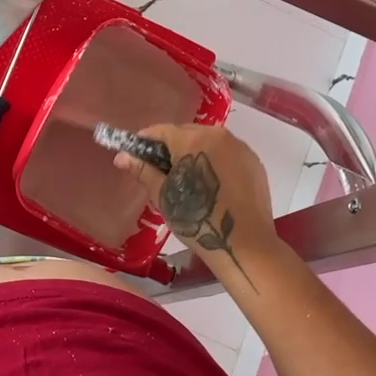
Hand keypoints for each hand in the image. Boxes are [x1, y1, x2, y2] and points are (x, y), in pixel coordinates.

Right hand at [114, 124, 281, 284]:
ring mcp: (239, 147)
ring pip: (208, 142)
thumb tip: (121, 157)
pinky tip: (213, 186)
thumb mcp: (164, 196)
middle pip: (185, 134)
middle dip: (172, 149)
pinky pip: (227, 153)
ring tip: (190, 182)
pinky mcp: (254, 161)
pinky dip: (216, 162)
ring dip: (195, 154)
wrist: (245, 245)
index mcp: (191, 140)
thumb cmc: (198, 220)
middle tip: (163, 174)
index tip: (137, 156)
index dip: (145, 142)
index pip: (161, 131)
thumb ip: (143, 171)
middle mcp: (217, 135)